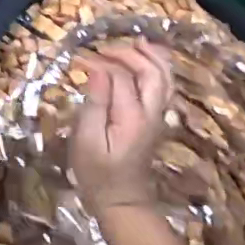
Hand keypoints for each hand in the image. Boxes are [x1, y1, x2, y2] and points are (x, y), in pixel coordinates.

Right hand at [69, 42, 176, 218]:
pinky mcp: (155, 121)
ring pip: (165, 78)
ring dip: (151, 58)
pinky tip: (146, 62)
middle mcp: (151, 112)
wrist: (122, 201)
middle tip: (105, 48)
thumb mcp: (86, 140)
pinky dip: (158, 69)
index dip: (101, 63)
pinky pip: (164, 87)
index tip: (79, 60)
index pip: (121, 76)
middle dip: (131, 54)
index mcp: (132, 115)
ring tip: (136, 43)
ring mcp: (157, 116)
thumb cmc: (97, 173)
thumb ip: (94, 103)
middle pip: (153, 72)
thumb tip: (97, 70)